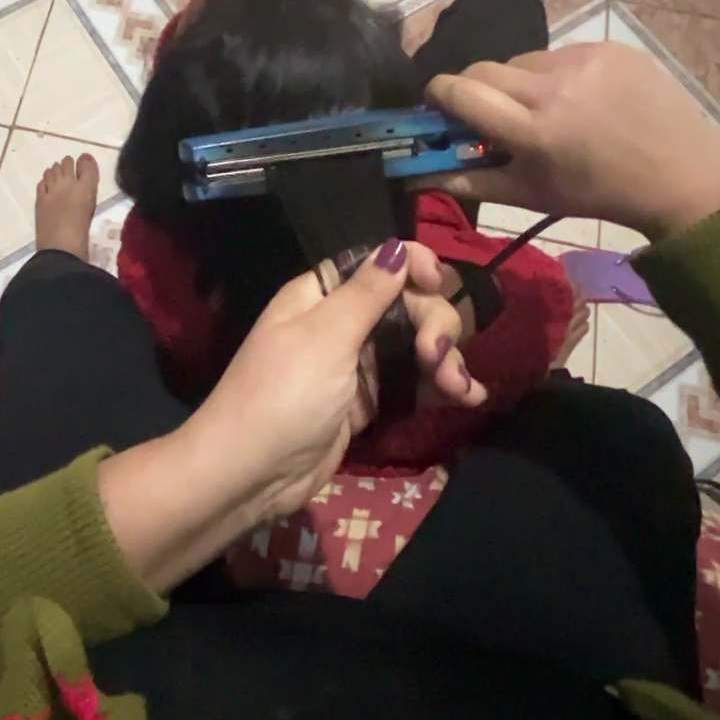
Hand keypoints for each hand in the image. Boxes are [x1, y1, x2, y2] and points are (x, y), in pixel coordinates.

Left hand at [96, 239, 471, 590]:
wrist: (252, 472)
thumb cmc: (285, 393)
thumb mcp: (326, 337)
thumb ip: (367, 293)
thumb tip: (397, 246)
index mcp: (319, 295)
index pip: (373, 264)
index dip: (409, 265)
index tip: (436, 282)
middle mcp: (336, 322)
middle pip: (402, 303)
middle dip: (433, 323)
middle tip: (438, 355)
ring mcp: (352, 363)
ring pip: (412, 344)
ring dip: (443, 358)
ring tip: (460, 387)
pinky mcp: (363, 401)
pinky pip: (408, 382)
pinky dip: (436, 386)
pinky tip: (468, 396)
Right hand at [426, 43, 719, 238]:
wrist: (684, 176)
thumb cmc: (596, 194)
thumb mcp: (527, 195)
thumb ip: (466, 182)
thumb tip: (415, 174)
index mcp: (530, 129)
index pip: (459, 90)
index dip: (438, 93)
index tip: (437, 105)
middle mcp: (553, 87)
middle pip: (483, 68)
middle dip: (473, 87)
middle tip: (486, 111)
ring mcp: (584, 60)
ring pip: (521, 60)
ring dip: (516, 82)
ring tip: (541, 108)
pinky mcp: (610, 47)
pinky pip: (560, 54)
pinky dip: (555, 75)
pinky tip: (577, 98)